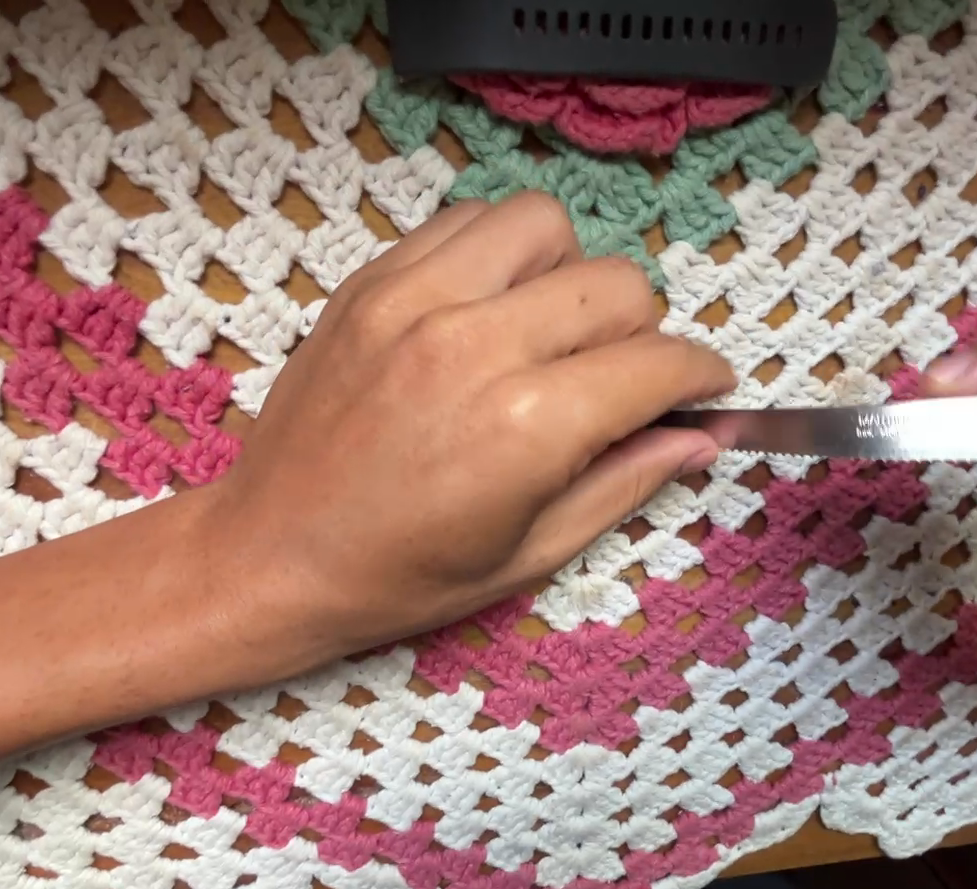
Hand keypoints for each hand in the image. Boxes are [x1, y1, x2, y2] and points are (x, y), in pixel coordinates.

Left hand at [0, 193, 731, 814]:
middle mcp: (477, 342)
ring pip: (550, 228)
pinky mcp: (373, 279)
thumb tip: (703, 437)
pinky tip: (492, 311)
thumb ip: (625, 483)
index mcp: (526, 427)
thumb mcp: (529, 555)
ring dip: (575, 279)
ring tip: (554, 335)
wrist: (268, 554)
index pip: (657, 363)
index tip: (708, 390)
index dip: (702, 376)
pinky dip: (504, 256)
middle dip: (646, 333)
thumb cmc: (402, 578)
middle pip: (619, 284)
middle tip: (622, 381)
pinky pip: (471, 223)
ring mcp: (417, 297)